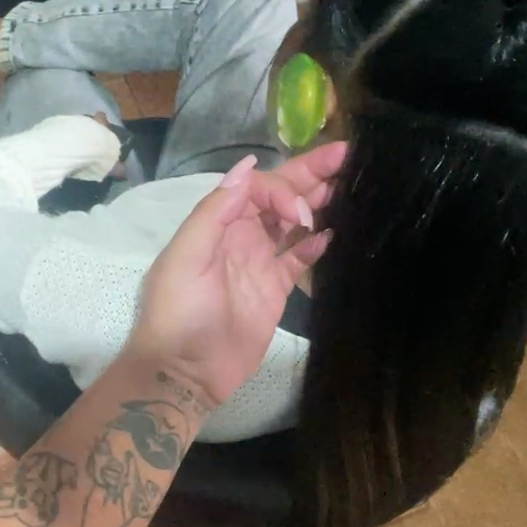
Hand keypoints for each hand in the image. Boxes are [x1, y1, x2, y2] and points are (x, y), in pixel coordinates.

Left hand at [125, 143, 346, 404]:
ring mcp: (258, 264)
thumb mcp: (186, 257)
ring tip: (346, 185)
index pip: (256, 188)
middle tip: (344, 154)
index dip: (282, 190)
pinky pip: (298, 259)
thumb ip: (214, 212)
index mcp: (216, 225)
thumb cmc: (179, 313)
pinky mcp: (274, 291)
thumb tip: (247, 166)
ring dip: (315, 203)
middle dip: (308, 175)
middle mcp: (239, 238)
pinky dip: (314, 245)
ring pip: (291, 224)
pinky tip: (333, 231)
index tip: (298, 213)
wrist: (185, 371)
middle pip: (277, 197)